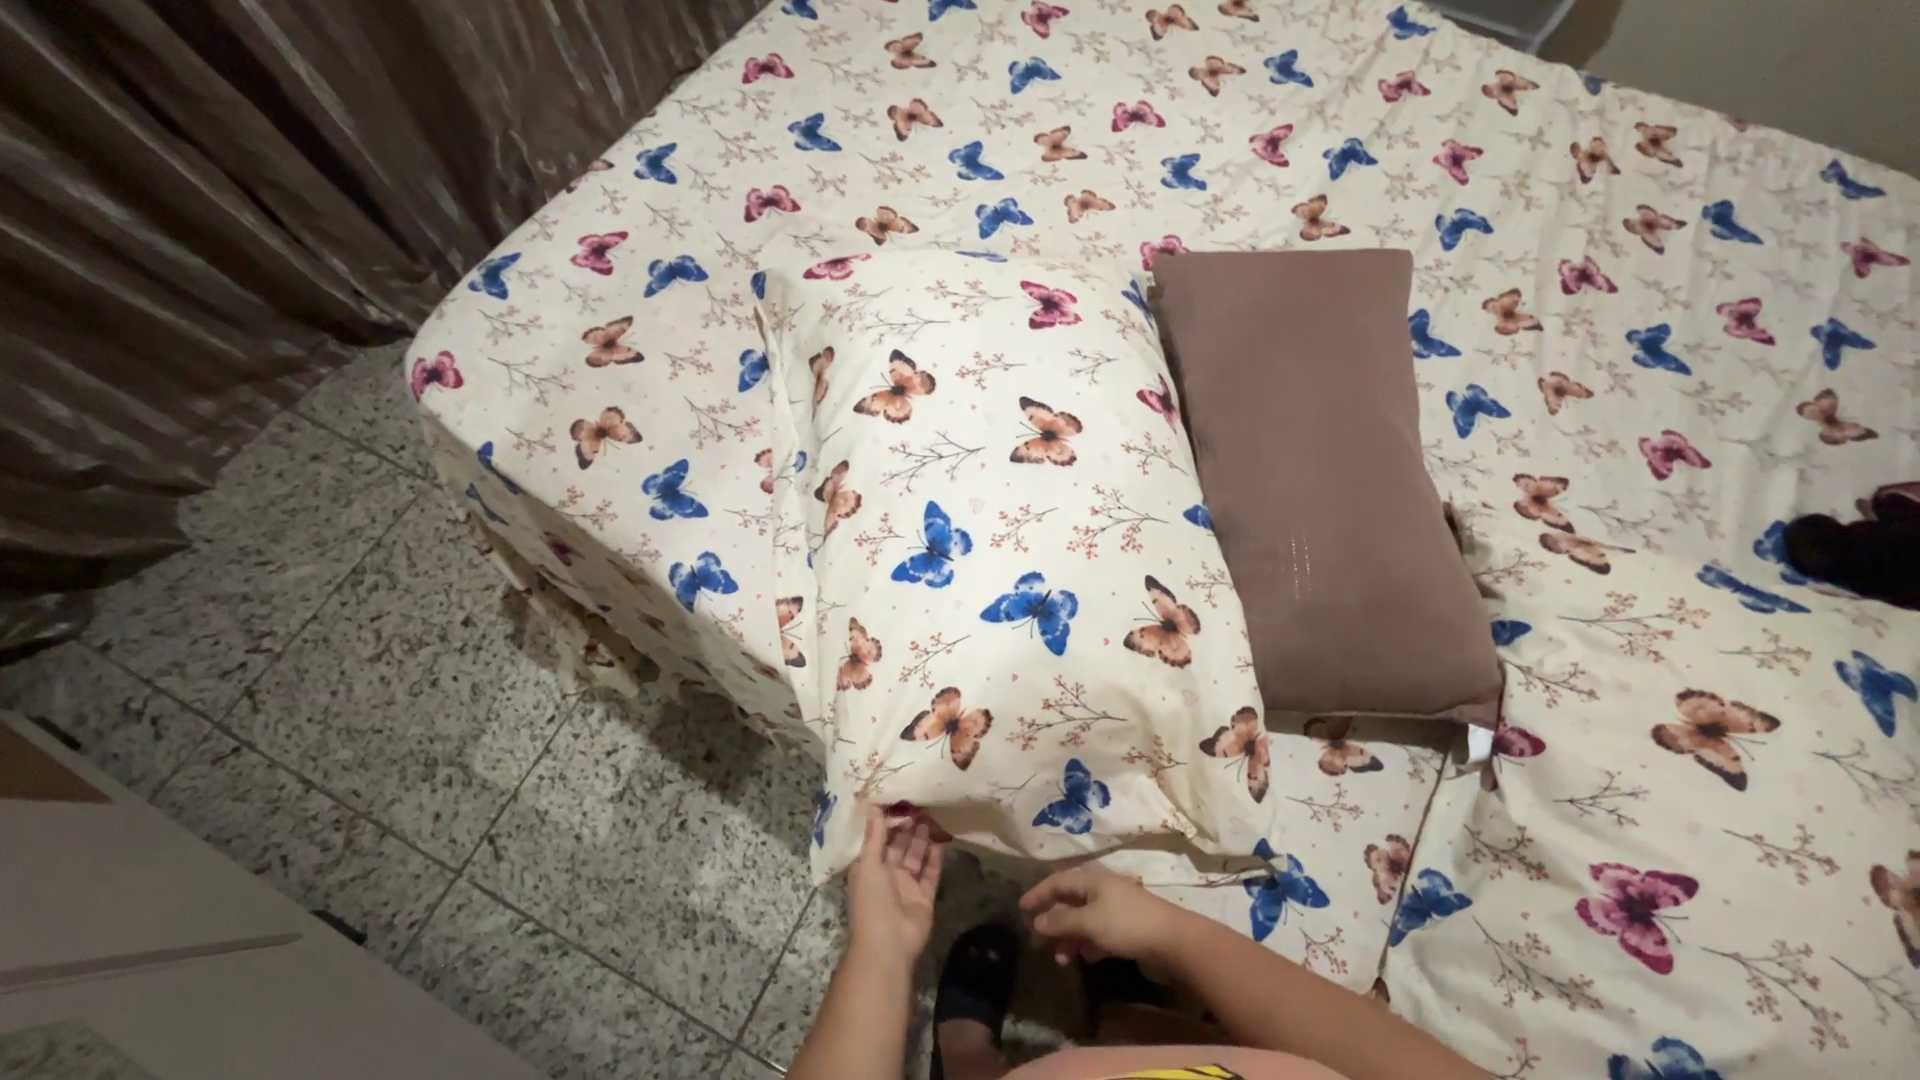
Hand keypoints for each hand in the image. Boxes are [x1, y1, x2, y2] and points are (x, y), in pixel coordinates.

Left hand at [846, 804, 946, 967]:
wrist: (888, 945)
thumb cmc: (872, 901)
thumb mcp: (869, 864)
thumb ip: (875, 836)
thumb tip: (872, 805)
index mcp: (869, 867)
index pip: (878, 839)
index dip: (888, 822)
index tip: (900, 801)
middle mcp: (887, 874)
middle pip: (899, 845)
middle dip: (907, 827)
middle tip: (921, 805)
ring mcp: (906, 885)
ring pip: (915, 856)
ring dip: (922, 839)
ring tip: (931, 817)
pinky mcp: (924, 896)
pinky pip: (930, 873)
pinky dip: (935, 858)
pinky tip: (941, 841)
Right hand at [1020, 866, 1192, 967]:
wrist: (1174, 942)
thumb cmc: (1127, 925)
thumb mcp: (1090, 922)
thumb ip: (1061, 922)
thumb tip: (1037, 922)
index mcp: (1092, 881)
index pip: (1058, 881)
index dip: (1039, 893)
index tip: (1021, 908)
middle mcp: (1102, 892)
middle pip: (1070, 903)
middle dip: (1053, 922)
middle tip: (1038, 943)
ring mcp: (1116, 911)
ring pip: (1083, 922)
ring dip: (1069, 939)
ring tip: (1061, 960)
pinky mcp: (1127, 930)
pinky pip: (1099, 934)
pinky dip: (1088, 945)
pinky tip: (1086, 959)